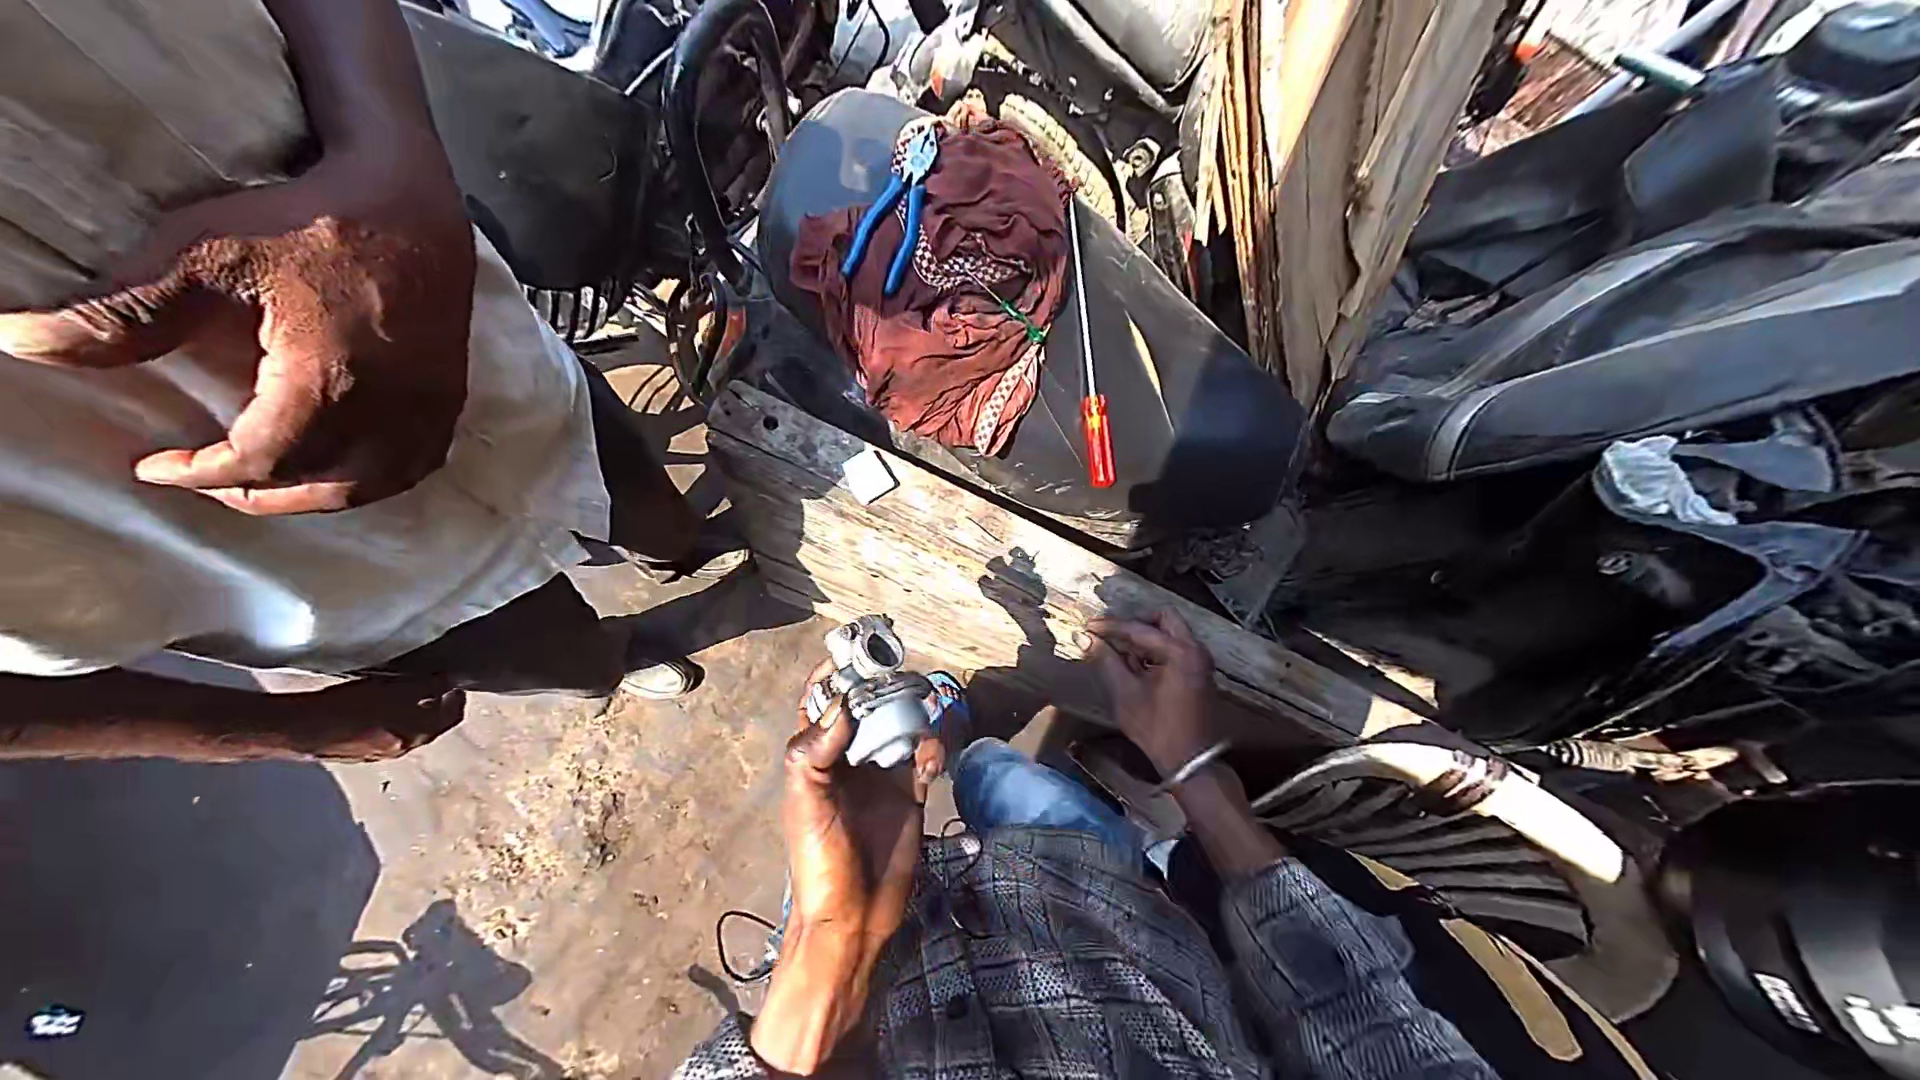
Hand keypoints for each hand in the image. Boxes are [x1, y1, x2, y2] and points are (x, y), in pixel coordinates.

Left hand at [0, 138, 474, 514]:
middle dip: (264, 495)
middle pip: (331, 484)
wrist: (417, 218)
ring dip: (326, 494)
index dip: (205, 474)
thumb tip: (25, 342)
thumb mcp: (210, 251)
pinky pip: (419, 462)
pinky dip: (380, 478)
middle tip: (211, 482)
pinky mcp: (449, 399)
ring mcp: (430, 407)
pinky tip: (353, 465)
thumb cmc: (317, 227)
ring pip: (382, 482)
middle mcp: (393, 407)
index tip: (155, 466)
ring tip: (280, 482)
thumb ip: (131, 307)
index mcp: (333, 379)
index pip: (268, 458)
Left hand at [753, 664, 941, 1071]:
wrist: (855, 917)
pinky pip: (925, 755)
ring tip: (920, 723)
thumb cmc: (818, 859)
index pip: (820, 702)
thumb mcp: (805, 803)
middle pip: (866, 705)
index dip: (832, 675)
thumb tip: (843, 705)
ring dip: (912, 717)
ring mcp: (881, 771)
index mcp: (815, 754)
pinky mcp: (910, 789)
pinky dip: (932, 750)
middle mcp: (848, 756)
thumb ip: (815, 751)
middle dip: (882, 688)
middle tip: (899, 679)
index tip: (853, 652)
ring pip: (900, 725)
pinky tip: (930, 764)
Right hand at [1088, 610, 1218, 777]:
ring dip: (1145, 638)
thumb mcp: (1126, 693)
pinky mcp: (1198, 672)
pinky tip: (1135, 666)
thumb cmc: (1157, 729)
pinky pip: (1175, 648)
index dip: (1110, 627)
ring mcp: (1200, 661)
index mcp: (1180, 652)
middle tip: (1110, 636)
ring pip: (1169, 633)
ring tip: (1120, 655)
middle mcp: (1195, 650)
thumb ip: (1105, 660)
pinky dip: (1155, 650)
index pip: (1139, 629)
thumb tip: (1084, 638)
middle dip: (1135, 624)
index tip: (1088, 627)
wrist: (1191, 763)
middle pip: (1163, 619)